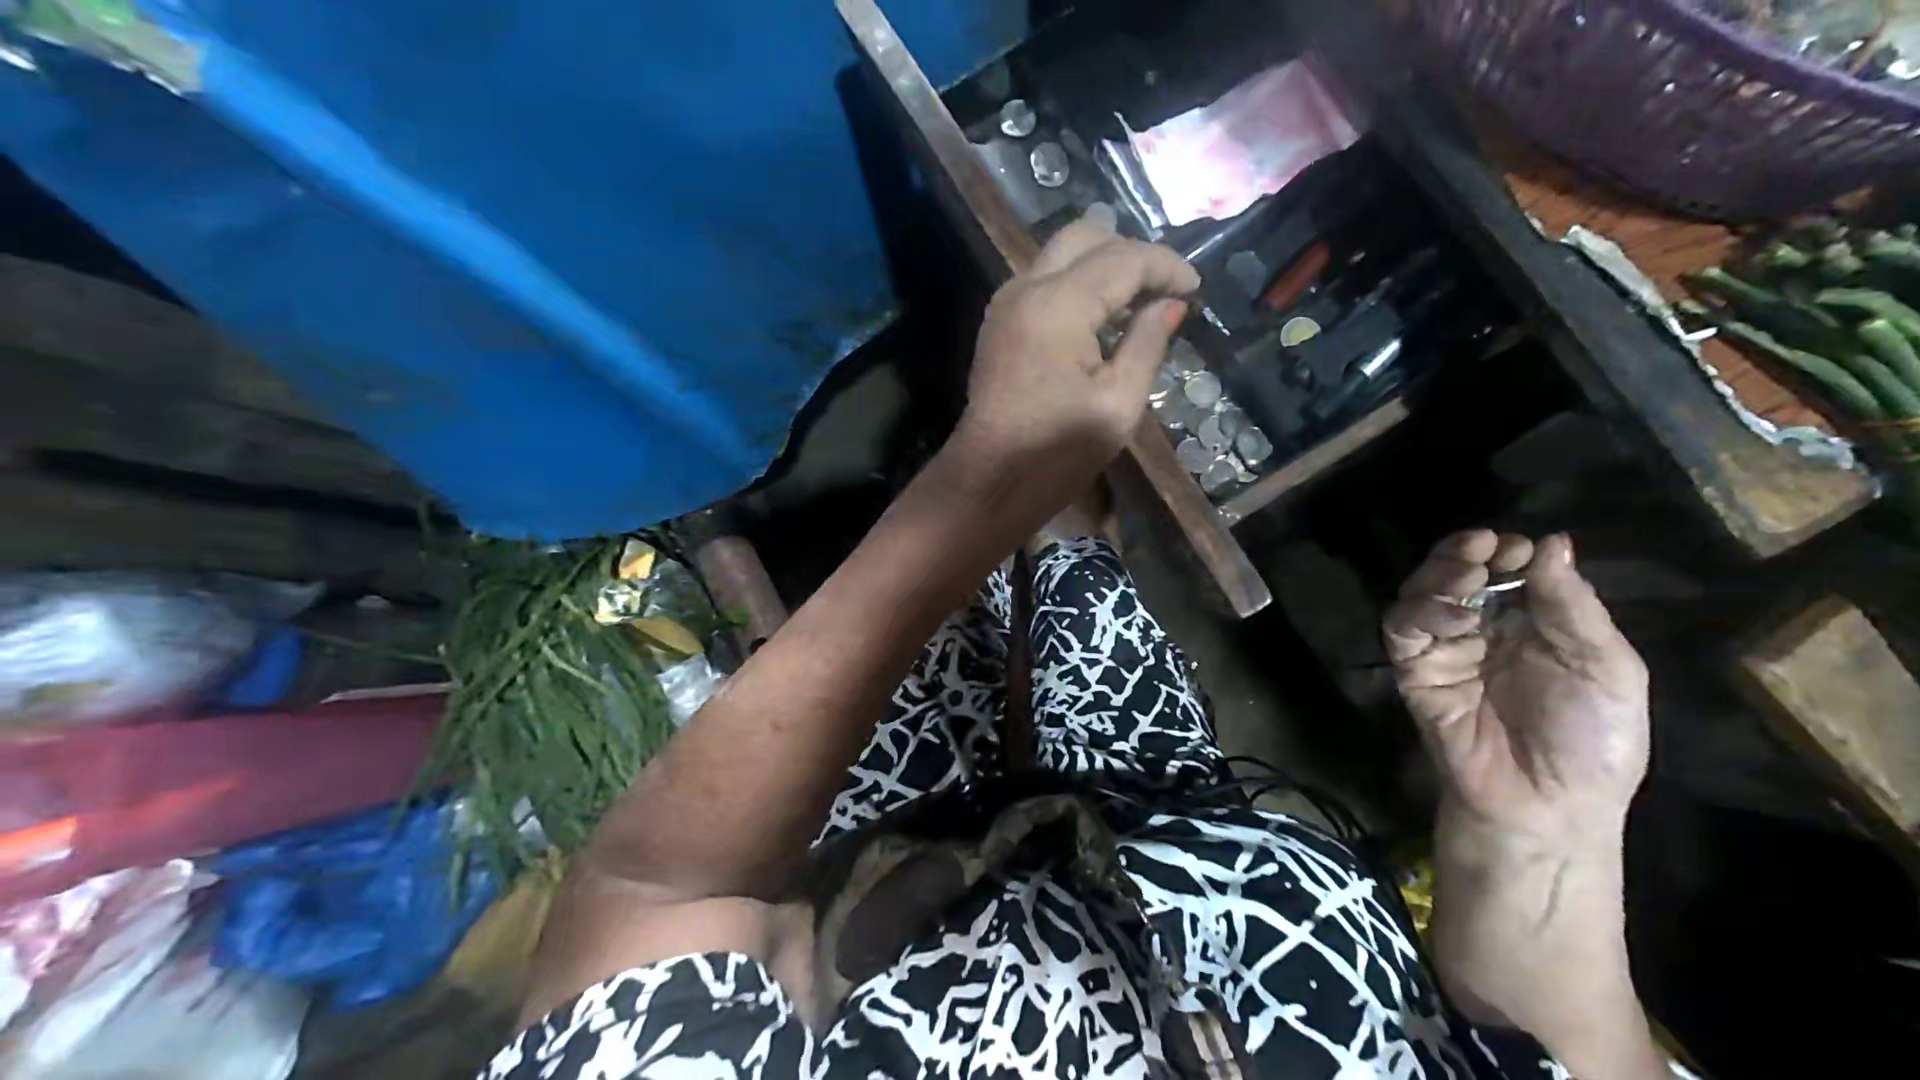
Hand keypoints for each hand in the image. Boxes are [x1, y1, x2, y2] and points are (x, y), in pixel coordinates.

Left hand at [950, 206, 1197, 521]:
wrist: (989, 482)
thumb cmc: (1057, 452)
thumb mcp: (1118, 403)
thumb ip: (1146, 343)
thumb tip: (1171, 305)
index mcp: (1058, 305)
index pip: (1123, 258)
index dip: (1166, 266)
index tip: (1195, 289)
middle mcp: (1026, 289)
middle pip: (1086, 237)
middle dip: (1131, 254)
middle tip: (1164, 289)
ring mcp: (1006, 304)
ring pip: (1061, 255)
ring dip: (1103, 266)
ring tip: (1138, 303)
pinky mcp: (999, 325)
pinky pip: (1043, 281)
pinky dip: (1077, 284)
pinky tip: (1101, 318)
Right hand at [1383, 530, 1648, 849]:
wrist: (1549, 804)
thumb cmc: (1592, 740)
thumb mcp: (1606, 668)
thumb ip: (1574, 606)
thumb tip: (1552, 540)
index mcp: (1532, 624)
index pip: (1507, 571)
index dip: (1507, 551)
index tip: (1516, 545)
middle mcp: (1483, 629)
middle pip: (1456, 573)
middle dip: (1464, 553)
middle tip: (1482, 547)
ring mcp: (1444, 648)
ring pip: (1421, 593)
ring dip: (1437, 575)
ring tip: (1466, 574)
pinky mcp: (1413, 670)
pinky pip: (1402, 629)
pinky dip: (1418, 611)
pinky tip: (1451, 613)